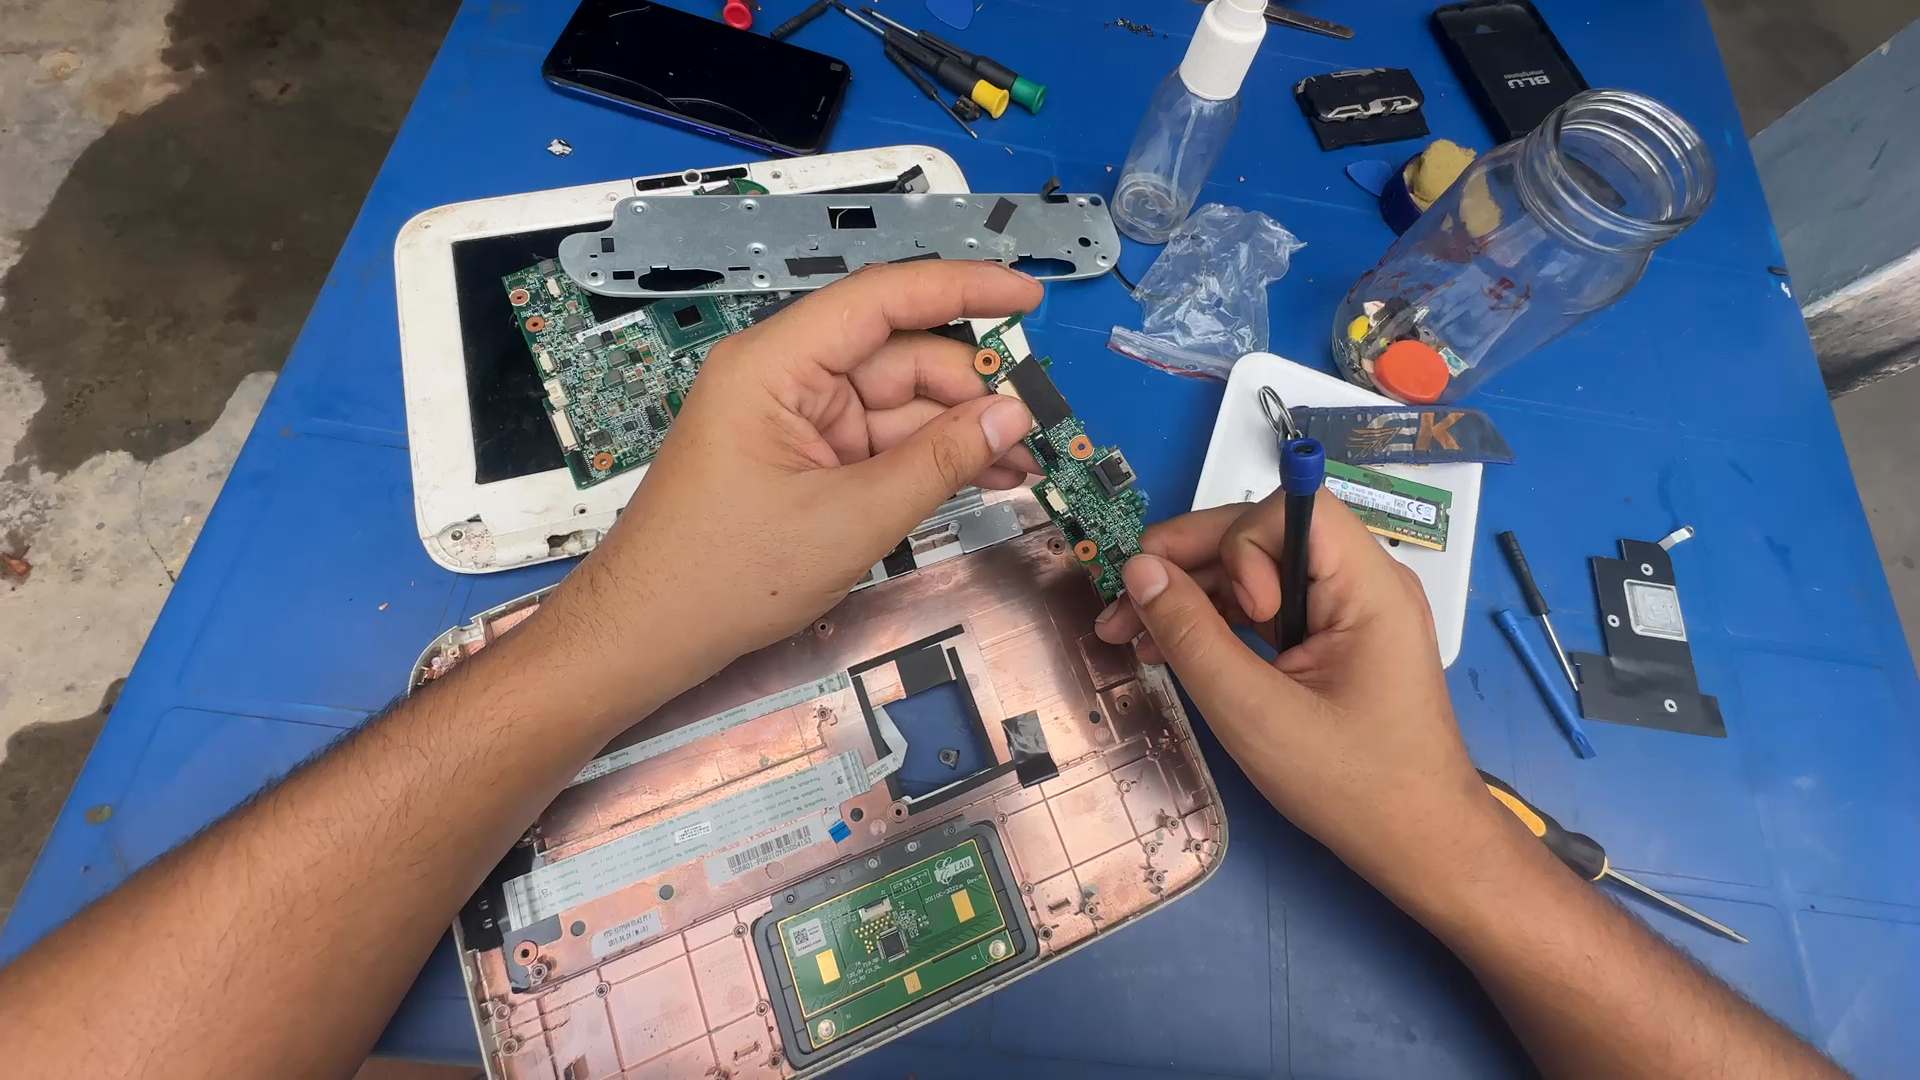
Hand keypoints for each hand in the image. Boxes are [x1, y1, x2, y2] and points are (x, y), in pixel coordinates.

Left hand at [537, 262, 1041, 709]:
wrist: (653, 636)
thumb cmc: (732, 574)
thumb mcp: (852, 518)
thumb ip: (938, 463)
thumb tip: (1012, 415)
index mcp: (778, 364)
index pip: (884, 301)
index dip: (964, 289)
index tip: (1027, 295)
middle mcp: (789, 378)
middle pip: (901, 361)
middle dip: (971, 393)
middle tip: (1034, 429)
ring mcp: (800, 422)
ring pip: (899, 408)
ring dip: (959, 434)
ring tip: (1021, 464)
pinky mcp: (808, 460)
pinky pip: (881, 446)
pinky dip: (928, 461)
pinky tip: (981, 475)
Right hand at [1093, 491, 1520, 913]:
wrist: (1418, 847)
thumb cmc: (1348, 784)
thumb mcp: (1253, 711)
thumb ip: (1191, 634)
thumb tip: (1138, 568)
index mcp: (1366, 587)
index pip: (1291, 510)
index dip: (1240, 542)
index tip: (1233, 608)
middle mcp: (1357, 582)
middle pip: (1258, 535)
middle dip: (1187, 564)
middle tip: (1125, 602)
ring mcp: (1340, 609)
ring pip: (1248, 570)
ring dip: (1186, 596)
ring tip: (1127, 634)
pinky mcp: (1324, 636)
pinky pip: (1256, 606)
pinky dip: (1210, 621)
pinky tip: (1164, 647)